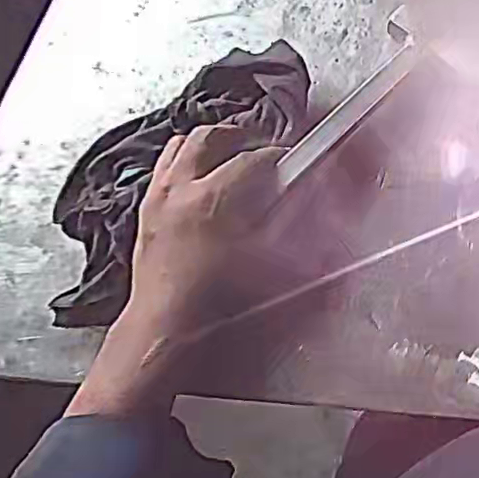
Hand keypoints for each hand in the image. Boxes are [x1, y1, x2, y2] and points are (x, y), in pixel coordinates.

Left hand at [66, 125, 286, 415]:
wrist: (165, 340)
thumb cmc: (219, 317)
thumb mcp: (278, 276)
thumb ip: (310, 243)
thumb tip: (332, 218)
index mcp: (215, 203)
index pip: (260, 158)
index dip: (287, 157)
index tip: (301, 163)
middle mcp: (180, 193)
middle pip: (213, 137)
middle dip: (246, 138)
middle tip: (269, 153)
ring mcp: (158, 200)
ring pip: (183, 145)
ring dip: (214, 146)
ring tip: (236, 158)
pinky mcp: (146, 214)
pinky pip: (165, 167)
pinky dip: (187, 163)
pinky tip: (204, 181)